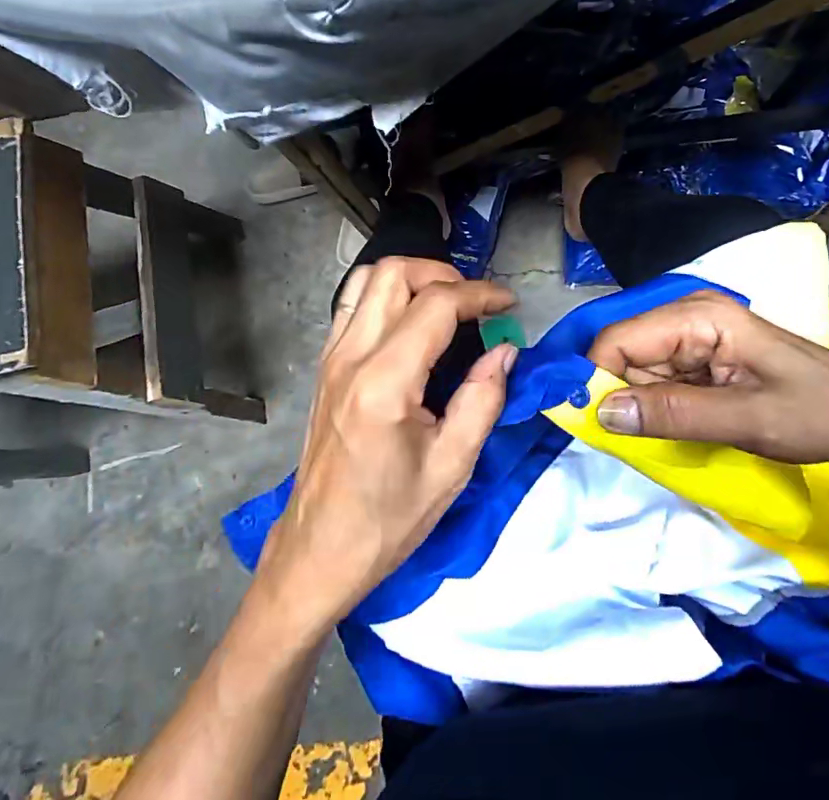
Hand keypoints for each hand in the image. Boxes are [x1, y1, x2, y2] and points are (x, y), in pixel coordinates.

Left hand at [254, 257, 516, 642]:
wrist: (318, 555)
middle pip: (393, 273)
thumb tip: (504, 351)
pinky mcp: (326, 371)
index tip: (510, 306)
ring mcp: (330, 361)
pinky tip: (417, 328)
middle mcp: (350, 359)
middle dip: (445, 274)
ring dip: (414, 280)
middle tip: (479, 304)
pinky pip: (354, 307)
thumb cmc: (390, 519)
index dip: (480, 294)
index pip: (436, 304)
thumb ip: (484, 398)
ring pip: (367, 282)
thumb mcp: (453, 465)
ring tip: (450, 307)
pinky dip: (390, 298)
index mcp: (384, 383)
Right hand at [585, 290, 828, 465]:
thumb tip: (600, 411)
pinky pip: (664, 383)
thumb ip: (673, 413)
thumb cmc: (818, 413)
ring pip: (641, 372)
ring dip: (650, 407)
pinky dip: (666, 409)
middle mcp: (694, 316)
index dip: (597, 381)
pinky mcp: (708, 360)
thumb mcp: (747, 419)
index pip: (618, 339)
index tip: (593, 429)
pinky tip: (698, 424)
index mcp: (702, 315)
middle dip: (627, 398)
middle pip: (626, 355)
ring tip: (693, 430)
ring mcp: (701, 338)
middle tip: (659, 437)